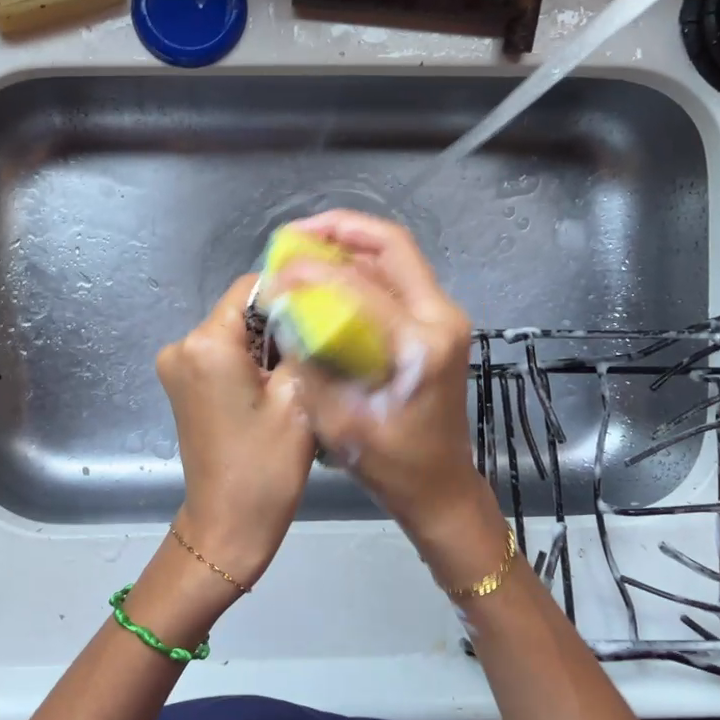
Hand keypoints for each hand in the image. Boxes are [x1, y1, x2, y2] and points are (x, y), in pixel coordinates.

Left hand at [156, 275, 315, 588]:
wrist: (228, 523)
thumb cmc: (267, 465)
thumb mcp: (298, 396)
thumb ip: (301, 340)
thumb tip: (312, 305)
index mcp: (206, 342)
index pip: (251, 287)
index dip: (290, 293)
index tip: (323, 310)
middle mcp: (181, 345)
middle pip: (241, 311)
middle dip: (279, 323)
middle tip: (319, 347)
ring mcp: (176, 366)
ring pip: (234, 334)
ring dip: (266, 346)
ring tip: (301, 372)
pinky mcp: (181, 386)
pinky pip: (221, 356)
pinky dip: (248, 364)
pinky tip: (276, 388)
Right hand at [265, 211, 498, 569]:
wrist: (440, 489)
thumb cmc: (391, 465)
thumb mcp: (337, 420)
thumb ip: (309, 361)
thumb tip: (284, 310)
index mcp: (421, 342)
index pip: (361, 283)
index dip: (312, 270)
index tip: (275, 272)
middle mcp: (441, 318)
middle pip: (391, 246)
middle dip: (339, 230)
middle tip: (292, 235)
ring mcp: (444, 319)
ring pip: (396, 258)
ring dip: (349, 246)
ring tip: (303, 249)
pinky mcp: (437, 326)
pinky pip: (397, 279)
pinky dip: (360, 269)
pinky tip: (326, 278)